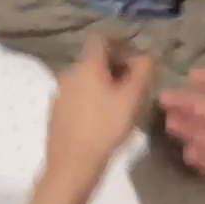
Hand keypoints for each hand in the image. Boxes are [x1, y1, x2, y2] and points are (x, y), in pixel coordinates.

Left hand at [45, 35, 157, 186]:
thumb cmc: (105, 127)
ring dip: (104, 83)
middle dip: (115, 66)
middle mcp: (69, 72)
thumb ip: (142, 70)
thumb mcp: (131, 98)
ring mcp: (60, 92)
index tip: (135, 58)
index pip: (101, 38)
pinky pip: (77, 94)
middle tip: (134, 84)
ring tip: (121, 103)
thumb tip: (148, 52)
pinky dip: (91, 97)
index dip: (119, 42)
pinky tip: (102, 118)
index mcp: (87, 65)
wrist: (71, 165)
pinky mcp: (56, 111)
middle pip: (94, 59)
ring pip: (86, 78)